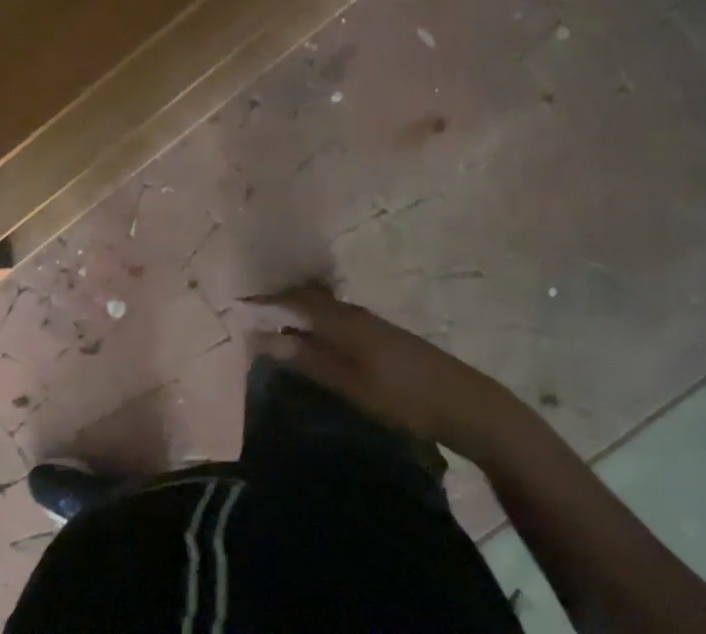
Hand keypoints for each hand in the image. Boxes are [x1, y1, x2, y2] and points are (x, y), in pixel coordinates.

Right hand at [241, 284, 538, 463]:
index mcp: (344, 320)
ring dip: (299, 313)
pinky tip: (314, 341)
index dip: (266, 302)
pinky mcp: (384, 337)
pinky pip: (337, 319)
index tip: (239, 304)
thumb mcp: (349, 383)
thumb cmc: (402, 398)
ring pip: (325, 309)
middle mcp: (356, 313)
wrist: (466, 405)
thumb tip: (262, 338)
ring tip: (275, 327)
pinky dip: (316, 323)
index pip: (295, 301)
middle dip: (280, 302)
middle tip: (253, 313)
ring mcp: (373, 324)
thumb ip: (306, 359)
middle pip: (310, 299)